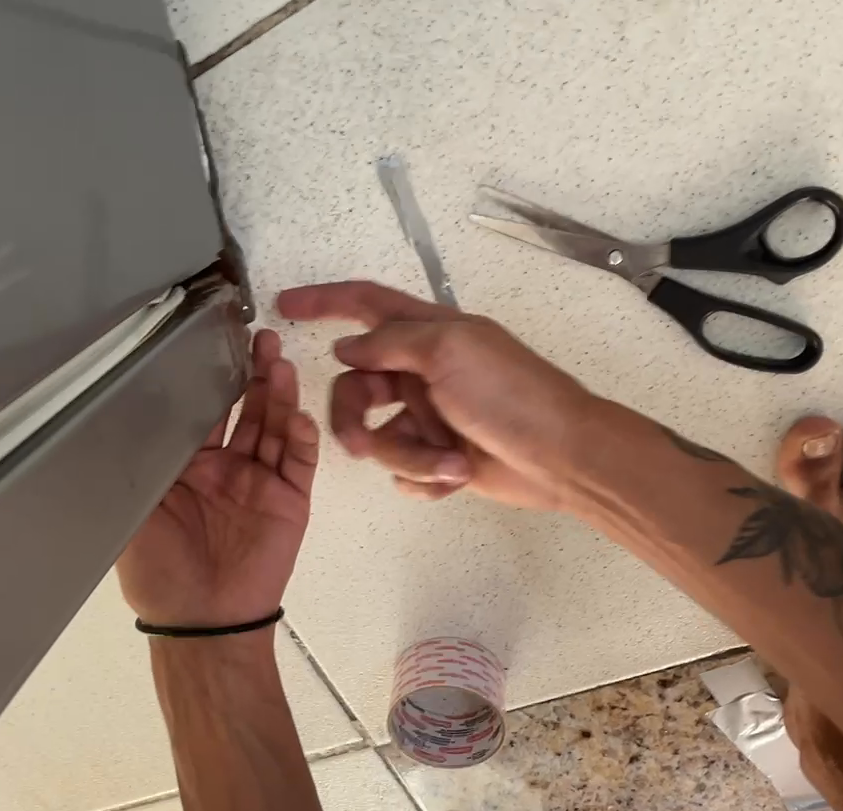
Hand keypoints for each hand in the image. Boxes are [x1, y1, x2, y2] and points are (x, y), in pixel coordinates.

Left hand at [116, 330, 317, 627]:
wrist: (204, 619)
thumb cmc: (161, 570)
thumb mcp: (131, 512)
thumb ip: (134, 464)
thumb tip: (113, 412)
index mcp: (188, 467)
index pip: (205, 412)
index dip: (211, 379)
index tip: (215, 342)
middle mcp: (227, 468)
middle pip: (247, 411)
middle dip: (254, 374)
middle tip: (261, 337)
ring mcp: (262, 482)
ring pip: (276, 429)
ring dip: (279, 396)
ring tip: (279, 362)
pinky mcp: (291, 501)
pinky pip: (300, 462)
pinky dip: (302, 437)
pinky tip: (298, 413)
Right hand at [277, 281, 599, 510]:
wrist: (559, 458)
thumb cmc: (509, 395)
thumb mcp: (450, 351)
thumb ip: (392, 343)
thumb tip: (345, 347)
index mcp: (427, 334)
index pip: (365, 306)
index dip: (323, 301)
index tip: (283, 305)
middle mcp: (421, 373)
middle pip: (355, 386)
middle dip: (354, 419)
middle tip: (359, 445)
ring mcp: (428, 417)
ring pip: (378, 437)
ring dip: (410, 456)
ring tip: (451, 465)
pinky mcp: (437, 459)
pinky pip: (402, 471)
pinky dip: (424, 478)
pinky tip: (455, 477)